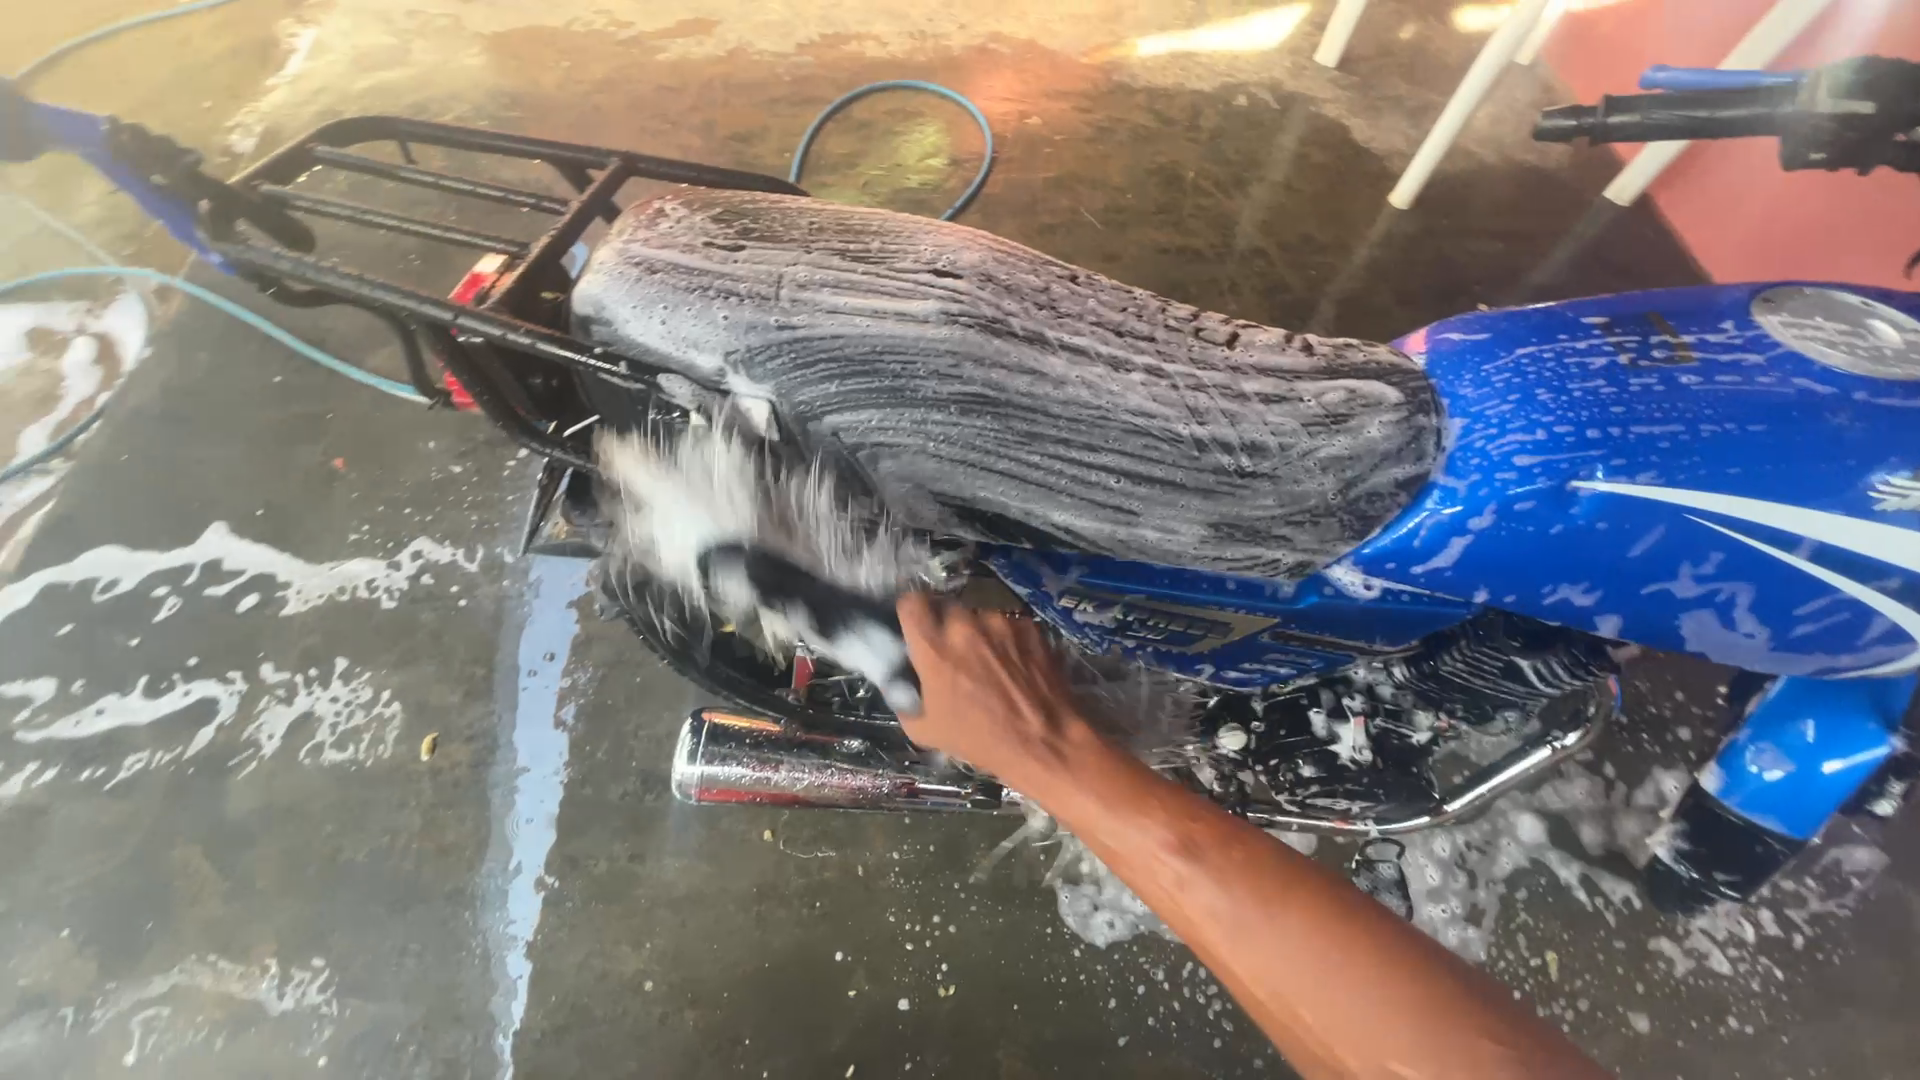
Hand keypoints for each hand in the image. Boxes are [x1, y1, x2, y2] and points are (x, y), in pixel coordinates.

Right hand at [895, 593, 1100, 784]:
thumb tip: (901, 681)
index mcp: (934, 648)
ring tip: (991, 662)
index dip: (912, 612)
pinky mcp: (1029, 627)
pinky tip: (1016, 664)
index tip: (917, 625)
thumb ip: (905, 698)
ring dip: (981, 633)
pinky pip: (1010, 625)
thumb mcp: (926, 730)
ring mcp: (1001, 623)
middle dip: (948, 626)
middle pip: (948, 608)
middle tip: (955, 652)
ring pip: (981, 616)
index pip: (911, 602)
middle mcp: (965, 626)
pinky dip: (1008, 639)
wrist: (1044, 742)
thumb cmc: (980, 740)